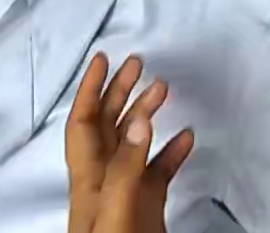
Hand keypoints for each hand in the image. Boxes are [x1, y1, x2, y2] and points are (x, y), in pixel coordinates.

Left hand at [66, 53, 194, 232]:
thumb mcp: (114, 212)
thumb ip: (126, 167)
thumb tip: (141, 119)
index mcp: (88, 177)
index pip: (83, 121)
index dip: (90, 87)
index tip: (102, 57)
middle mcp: (105, 179)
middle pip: (108, 124)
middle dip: (120, 89)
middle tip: (138, 63)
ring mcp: (126, 194)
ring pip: (134, 142)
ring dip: (147, 112)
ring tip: (165, 88)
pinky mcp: (147, 209)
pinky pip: (158, 170)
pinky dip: (171, 150)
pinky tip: (186, 136)